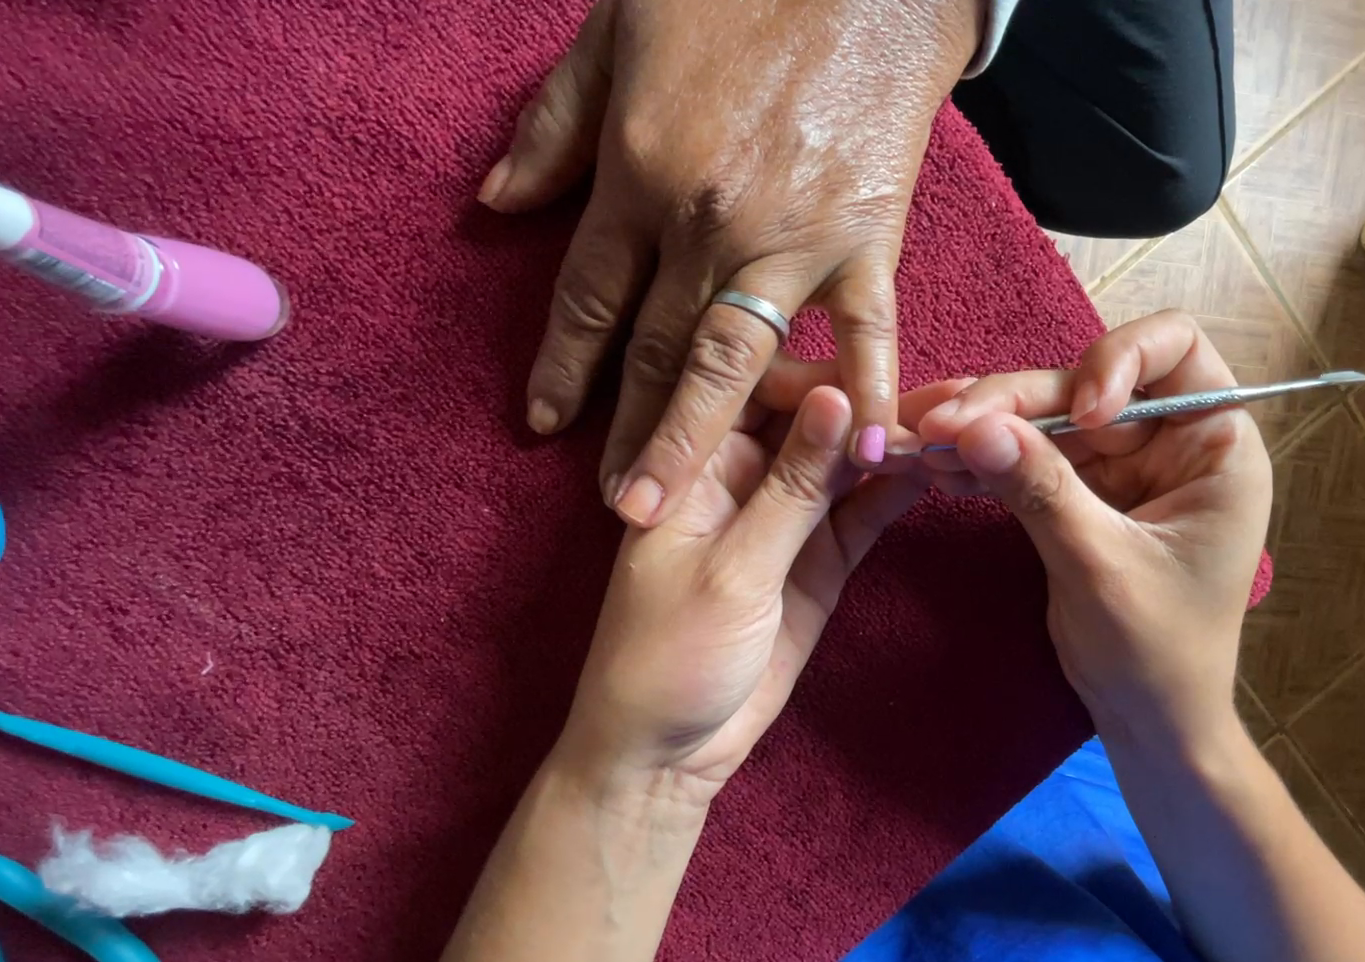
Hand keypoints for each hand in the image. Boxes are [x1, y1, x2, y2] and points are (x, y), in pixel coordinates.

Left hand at [480, 0, 980, 528]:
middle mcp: (708, 224)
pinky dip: (864, 396)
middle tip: (616, 507)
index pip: (589, 296)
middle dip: (629, 434)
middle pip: (656, 352)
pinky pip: (864, 335)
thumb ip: (554, 124)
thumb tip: (497, 203)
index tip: (547, 425)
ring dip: (700, 442)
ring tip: (677, 509)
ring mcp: (791, 242)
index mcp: (643, 172)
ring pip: (736, 362)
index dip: (563, 368)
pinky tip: (860, 458)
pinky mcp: (866, 245)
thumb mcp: (617, 27)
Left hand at [553, 380, 963, 803]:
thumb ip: (791, 486)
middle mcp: (743, 480)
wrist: (670, 750)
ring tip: (949, 434)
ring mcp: (785, 521)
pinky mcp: (816, 560)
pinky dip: (890, 497)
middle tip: (938, 403)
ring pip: (842, 468)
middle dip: (868, 411)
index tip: (879, 374)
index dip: (819, 378)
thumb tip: (838, 399)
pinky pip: (859, 516)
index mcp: (696, 465)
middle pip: (812, 426)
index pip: (760, 392)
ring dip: (889, 452)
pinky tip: (932, 474)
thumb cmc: (671, 654)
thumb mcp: (734, 568)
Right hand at [916, 312, 1272, 740]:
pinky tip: (934, 467)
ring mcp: (1115, 467)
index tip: (1079, 412)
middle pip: (1081, 386)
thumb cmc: (1156, 652)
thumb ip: (1041, 490)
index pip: (1174, 349)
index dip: (1118, 361)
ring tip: (919, 442)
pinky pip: (1023, 460)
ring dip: (980, 429)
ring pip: (1041, 420)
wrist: (1148, 720)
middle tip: (938, 424)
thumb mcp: (1100, 567)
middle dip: (1011, 403)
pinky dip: (981, 462)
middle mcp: (1164, 442)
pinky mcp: (1075, 493)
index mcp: (1213, 445)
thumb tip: (972, 426)